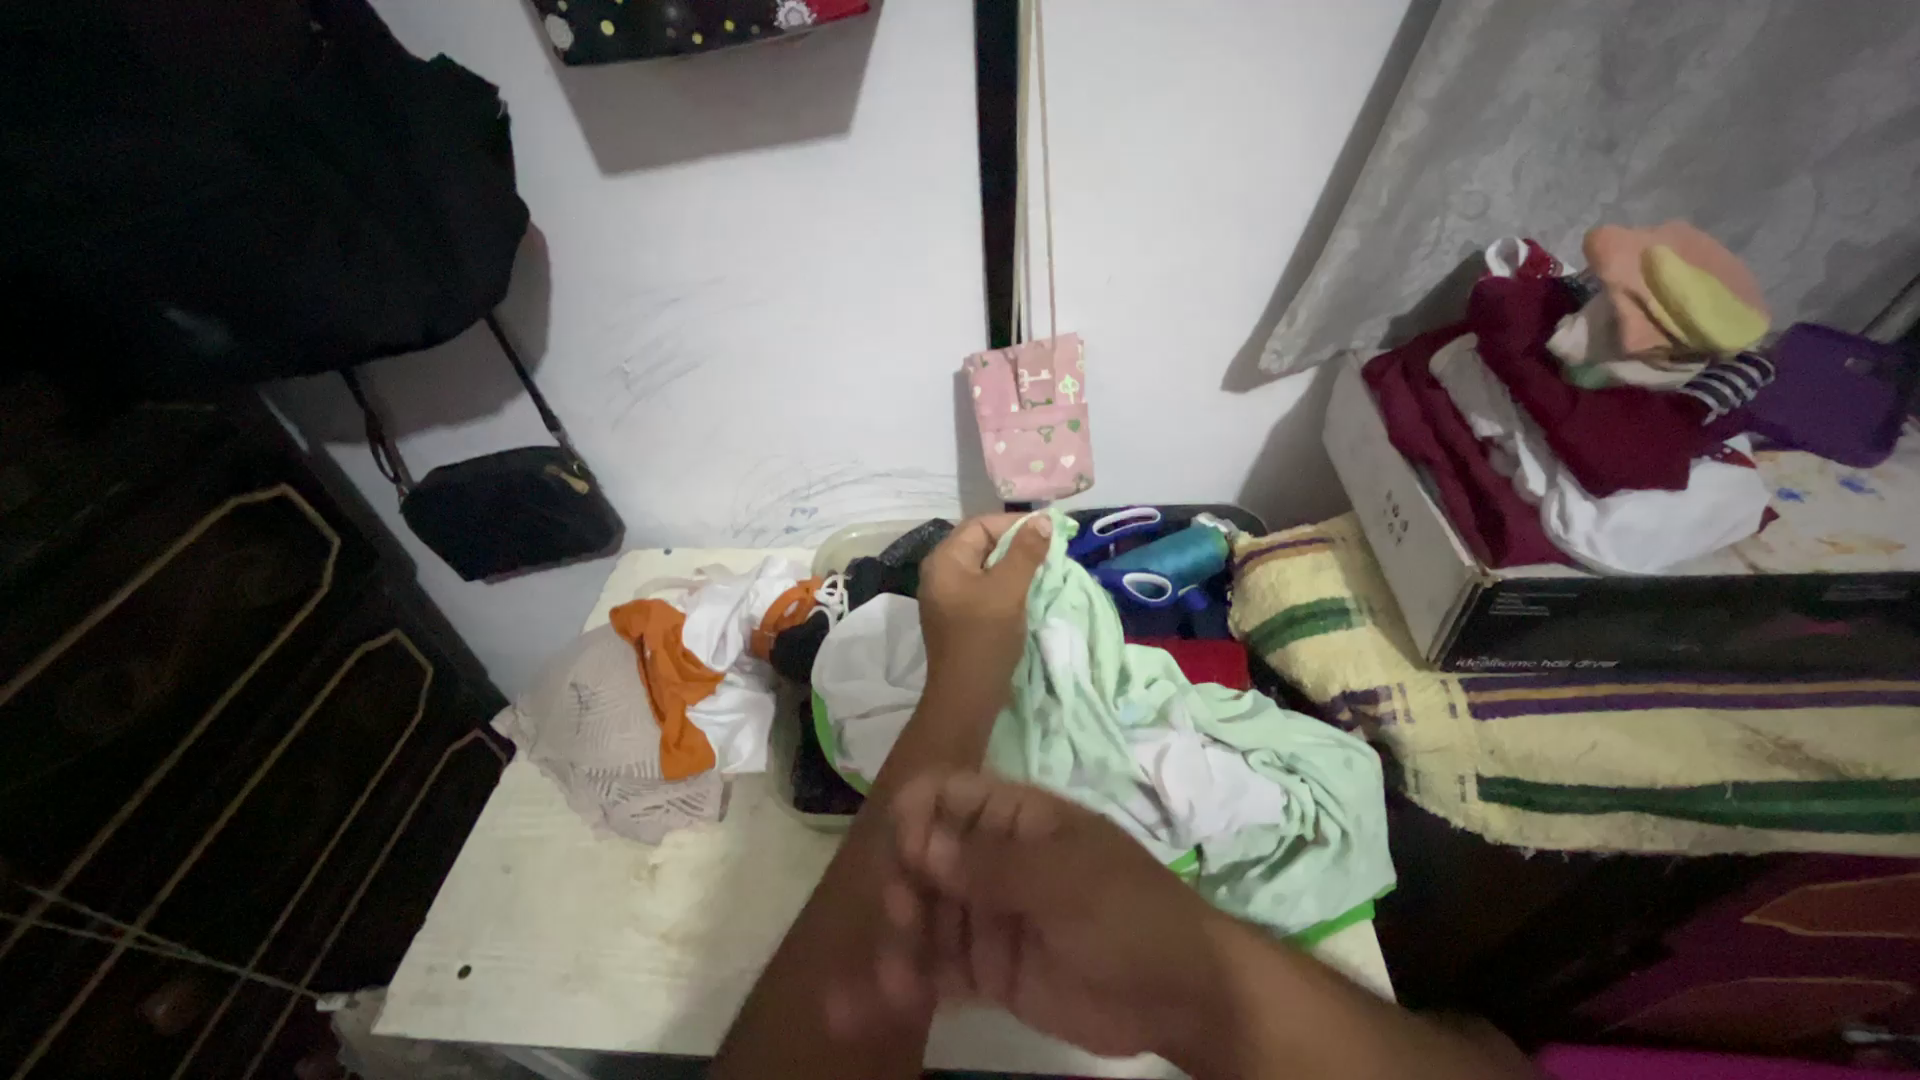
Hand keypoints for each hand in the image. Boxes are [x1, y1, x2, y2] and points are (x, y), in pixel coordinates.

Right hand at [833, 771, 1234, 1060]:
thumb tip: (921, 842)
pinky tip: (866, 1006)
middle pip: (923, 857)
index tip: (906, 853)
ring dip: (897, 943)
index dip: (918, 816)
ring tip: (893, 982)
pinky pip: (936, 972)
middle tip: (904, 916)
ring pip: (923, 917)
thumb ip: (992, 864)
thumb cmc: (1130, 913)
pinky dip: (902, 986)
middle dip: (903, 883)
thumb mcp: (1067, 879)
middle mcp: (992, 862)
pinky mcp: (987, 971)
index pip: (948, 796)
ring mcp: (988, 917)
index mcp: (1016, 820)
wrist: (1181, 995)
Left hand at [915, 514, 1051, 703]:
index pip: (980, 525)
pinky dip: (1005, 584)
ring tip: (1042, 570)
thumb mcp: (1009, 590)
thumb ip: (1025, 552)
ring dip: (1013, 565)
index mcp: (944, 560)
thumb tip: (1041, 520)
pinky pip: (983, 587)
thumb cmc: (985, 638)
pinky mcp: (957, 615)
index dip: (1014, 523)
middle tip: (1048, 551)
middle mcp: (940, 573)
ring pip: (984, 566)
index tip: (1047, 532)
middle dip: (1015, 543)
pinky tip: (1025, 592)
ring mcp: (946, 596)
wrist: (966, 696)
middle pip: (980, 543)